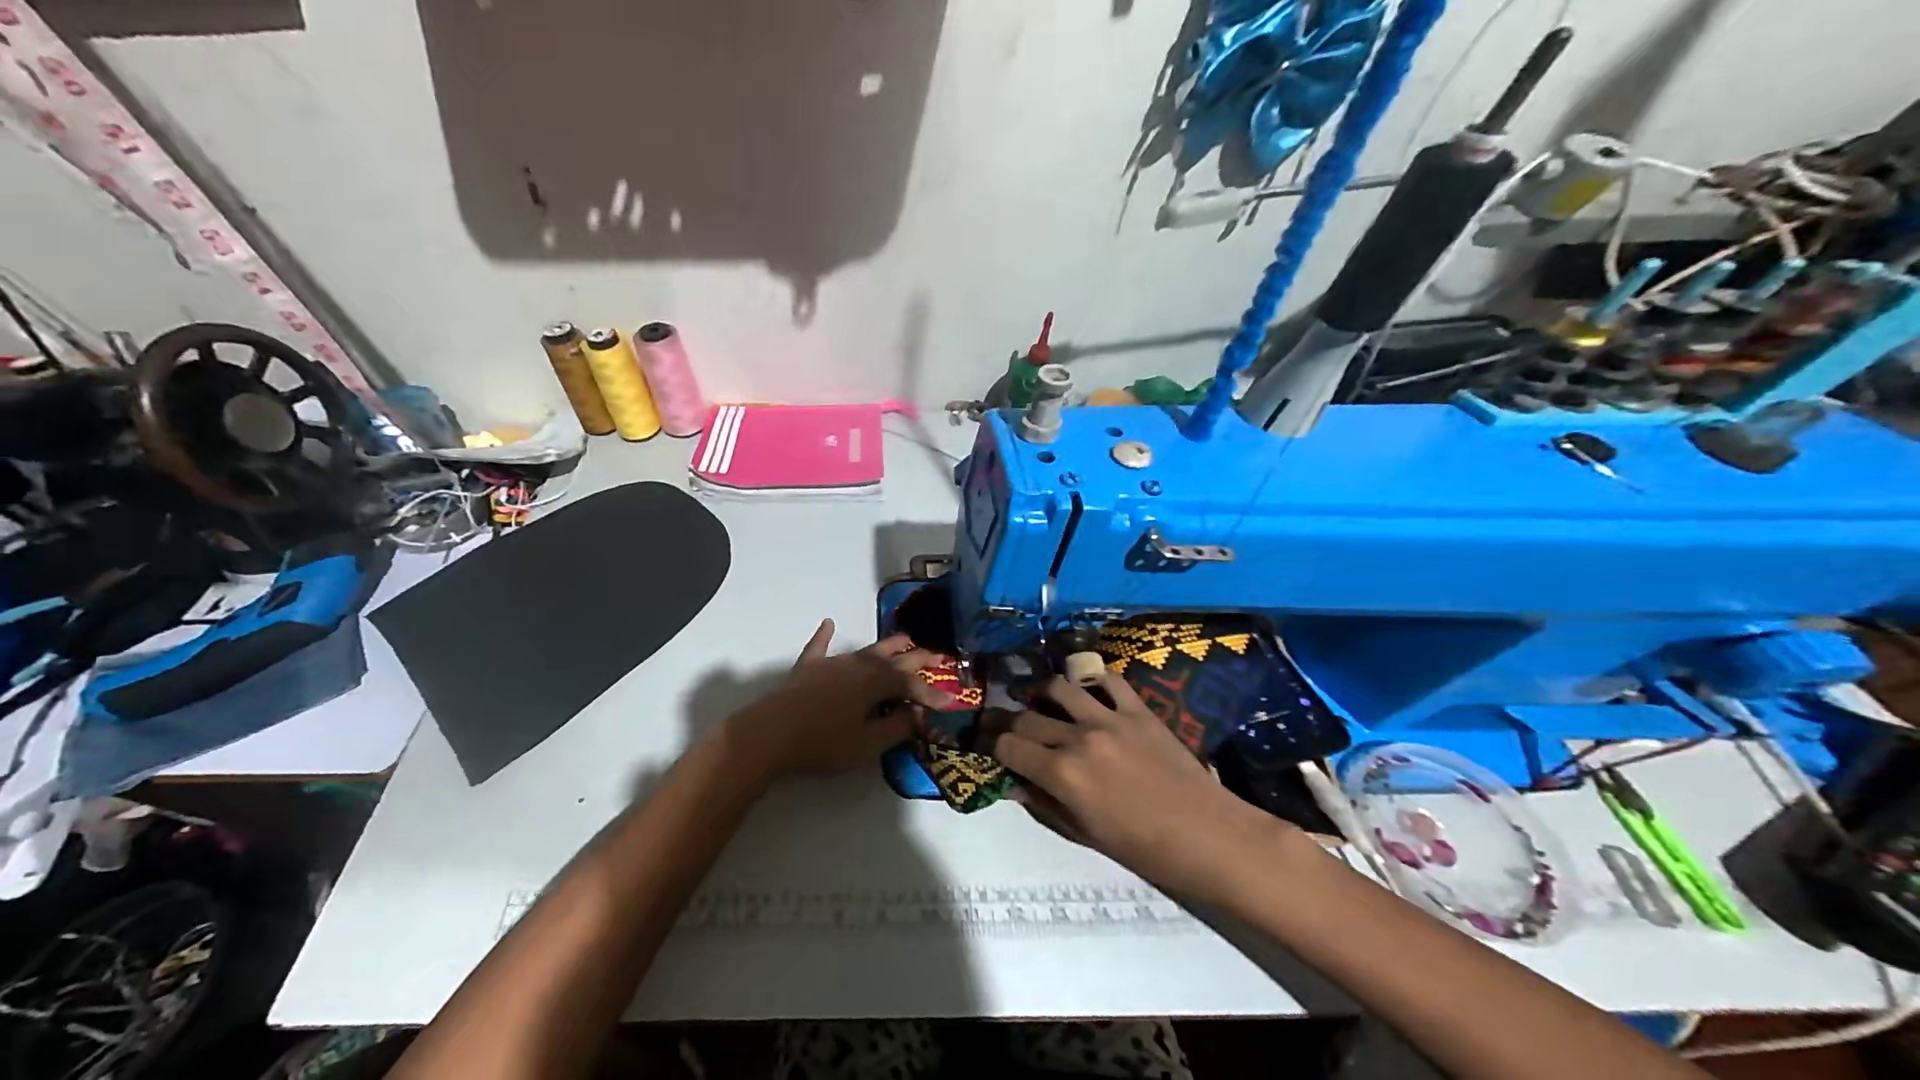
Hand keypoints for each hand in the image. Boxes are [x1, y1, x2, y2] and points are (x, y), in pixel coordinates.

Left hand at [725, 619, 951, 779]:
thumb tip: (916, 715)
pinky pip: (819, 647)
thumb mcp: (868, 744)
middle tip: (938, 655)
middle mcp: (857, 666)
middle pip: (893, 660)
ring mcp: (831, 664)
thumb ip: (896, 728)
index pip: (910, 686)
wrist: (769, 735)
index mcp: (875, 683)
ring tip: (904, 638)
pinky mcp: (807, 669)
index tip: (949, 703)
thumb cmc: (823, 743)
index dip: (930, 695)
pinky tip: (828, 623)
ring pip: (865, 651)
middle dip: (917, 659)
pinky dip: (825, 636)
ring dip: (887, 646)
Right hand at [993, 674, 1285, 894]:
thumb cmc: (1144, 849)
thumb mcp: (1086, 833)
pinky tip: (1085, 690)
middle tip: (1002, 720)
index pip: (1009, 746)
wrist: (1208, 836)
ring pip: (1060, 686)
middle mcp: (1079, 738)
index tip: (989, 744)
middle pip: (1028, 716)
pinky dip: (1091, 681)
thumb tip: (1014, 783)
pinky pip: (1107, 680)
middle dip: (1008, 719)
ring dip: (1041, 690)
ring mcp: (1110, 718)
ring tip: (1036, 694)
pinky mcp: (1139, 709)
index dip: (994, 745)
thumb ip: (1045, 804)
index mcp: (1063, 775)